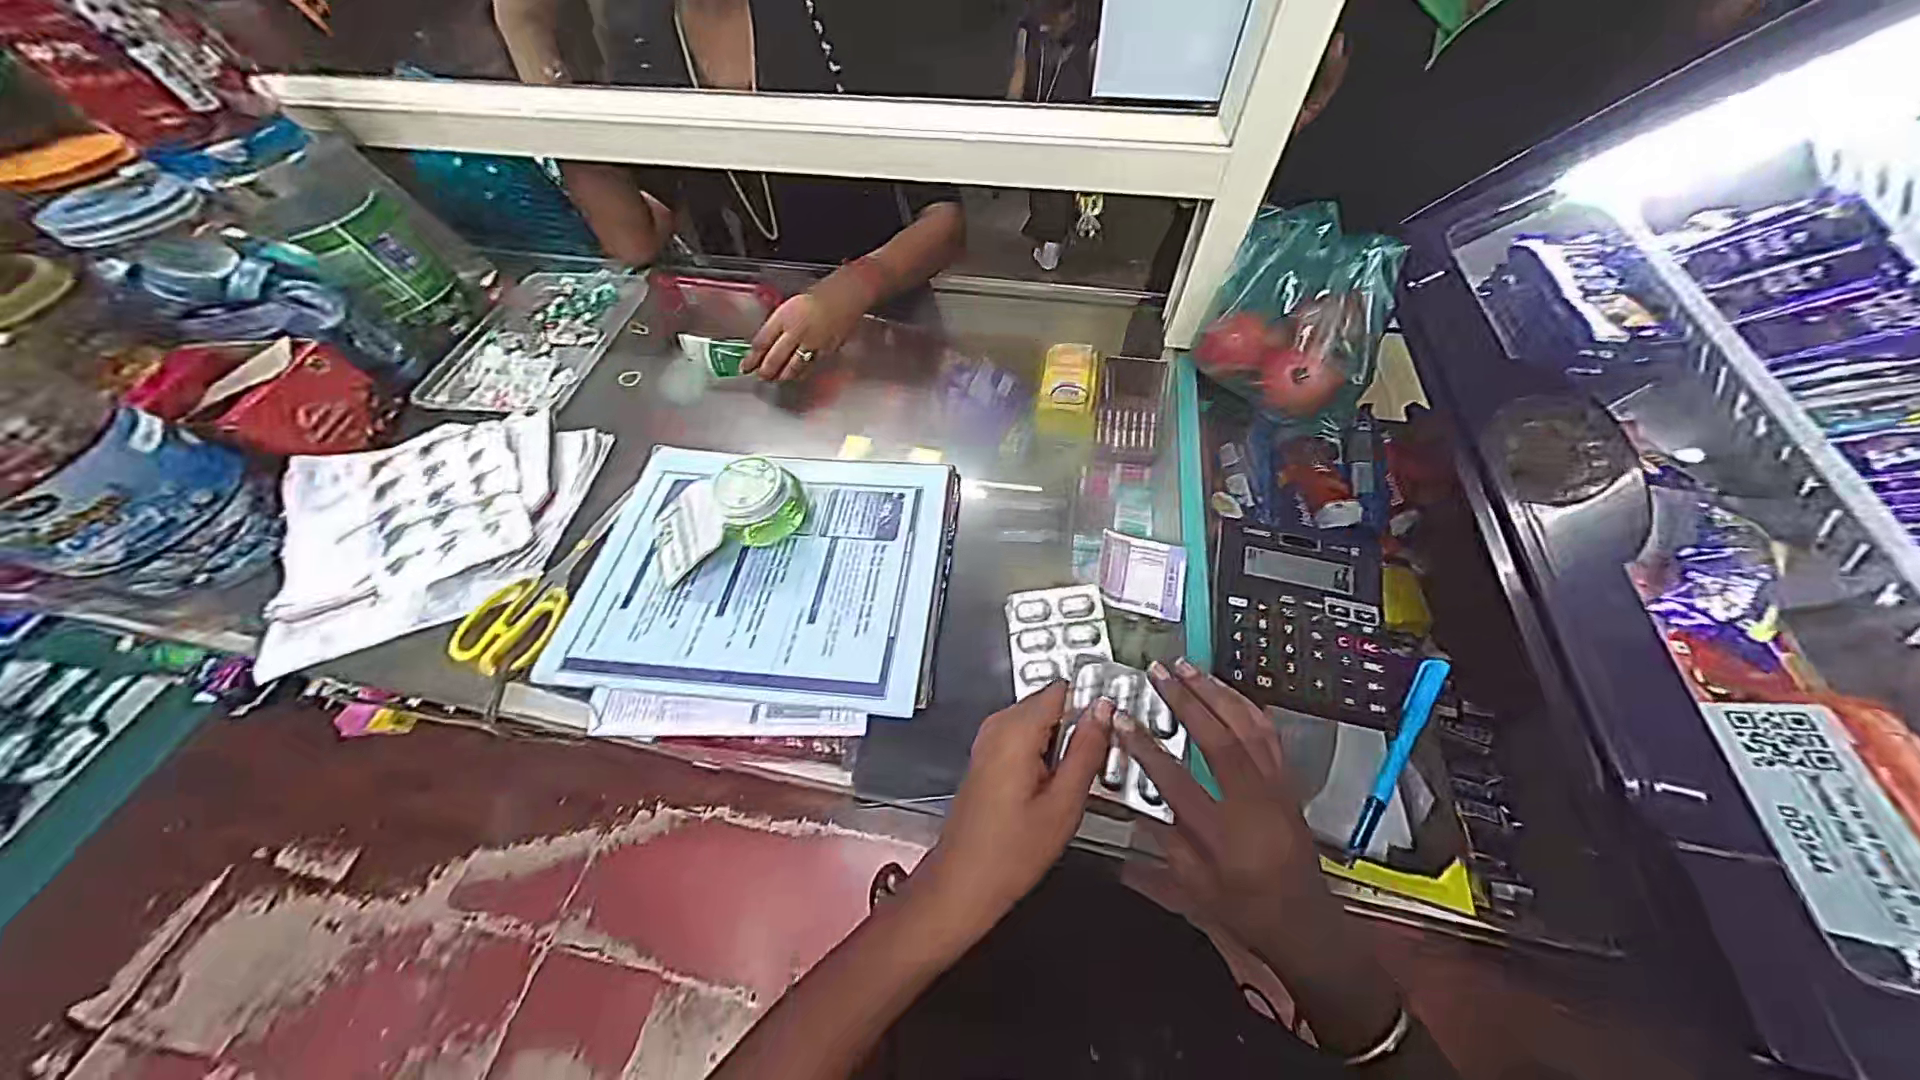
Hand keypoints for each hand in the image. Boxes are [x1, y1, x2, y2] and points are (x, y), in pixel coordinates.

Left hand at [743, 272, 871, 381]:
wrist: (847, 295)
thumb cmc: (821, 295)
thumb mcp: (791, 305)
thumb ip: (780, 324)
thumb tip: (768, 342)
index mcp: (784, 317)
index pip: (762, 343)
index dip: (752, 358)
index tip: (746, 365)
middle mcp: (795, 332)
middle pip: (774, 359)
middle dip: (765, 371)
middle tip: (761, 376)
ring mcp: (811, 344)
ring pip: (792, 367)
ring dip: (782, 376)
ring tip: (776, 379)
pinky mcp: (826, 351)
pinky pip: (809, 367)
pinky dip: (800, 373)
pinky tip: (796, 375)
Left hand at [906, 682, 1112, 951]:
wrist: (964, 882)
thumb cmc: (1006, 854)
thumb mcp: (1063, 803)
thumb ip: (1087, 750)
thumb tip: (1102, 712)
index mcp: (1015, 730)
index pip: (1063, 689)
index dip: (1093, 702)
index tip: (1113, 722)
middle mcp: (997, 726)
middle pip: (1052, 703)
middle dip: (1080, 725)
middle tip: (1101, 760)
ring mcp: (990, 740)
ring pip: (1042, 721)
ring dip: (1065, 742)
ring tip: (1077, 781)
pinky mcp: (989, 755)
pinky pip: (1027, 738)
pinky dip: (1047, 754)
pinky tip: (1055, 787)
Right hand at [1119, 658, 1345, 976]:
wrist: (1307, 928)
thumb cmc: (1251, 913)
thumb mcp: (1196, 889)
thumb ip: (1165, 840)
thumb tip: (1138, 800)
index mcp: (1225, 835)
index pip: (1175, 780)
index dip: (1143, 747)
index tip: (1123, 721)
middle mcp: (1254, 804)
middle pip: (1219, 738)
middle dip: (1185, 700)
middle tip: (1161, 673)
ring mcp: (1276, 789)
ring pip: (1248, 727)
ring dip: (1216, 692)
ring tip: (1191, 669)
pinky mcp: (1287, 784)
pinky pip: (1270, 734)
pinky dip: (1247, 707)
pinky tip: (1230, 693)